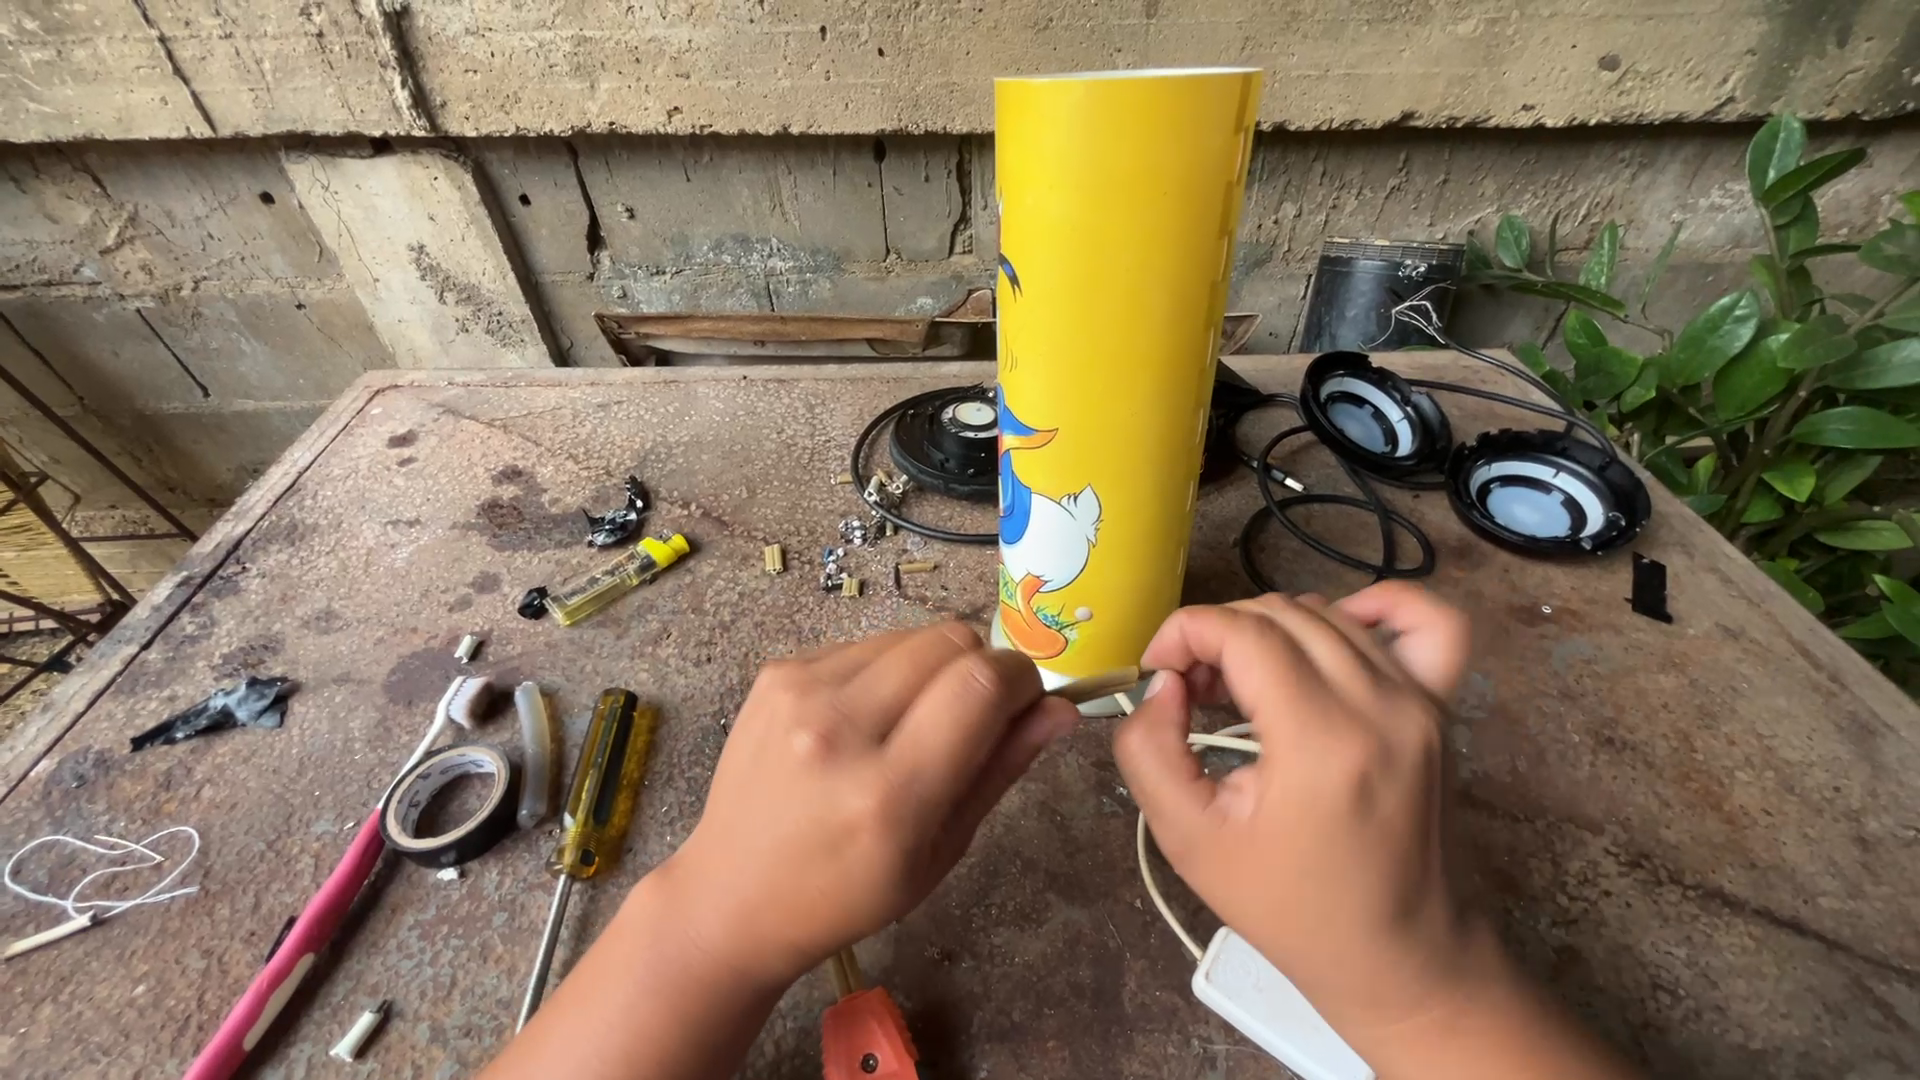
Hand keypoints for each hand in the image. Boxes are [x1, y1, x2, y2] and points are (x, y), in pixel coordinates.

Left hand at [658, 621, 1079, 987]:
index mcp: (888, 794)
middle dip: (982, 666)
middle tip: (971, 714)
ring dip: (933, 666)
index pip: (982, 684)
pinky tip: (865, 717)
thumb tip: (1061, 708)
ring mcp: (799, 690)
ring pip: (911, 634)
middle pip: (950, 640)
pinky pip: (866, 643)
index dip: (1021, 680)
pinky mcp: (777, 670)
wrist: (732, 893)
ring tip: (910, 721)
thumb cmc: (848, 892)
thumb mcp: (940, 851)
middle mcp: (839, 728)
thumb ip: (1002, 769)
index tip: (1022, 702)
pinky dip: (886, 669)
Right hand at [1112, 584, 1476, 1038]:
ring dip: (1265, 630)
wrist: (1401, 957)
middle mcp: (1380, 703)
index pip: (1240, 631)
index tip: (1156, 674)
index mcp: (1321, 740)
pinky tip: (1331, 633)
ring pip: (1325, 612)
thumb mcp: (1187, 840)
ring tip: (1239, 682)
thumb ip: (1147, 750)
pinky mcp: (1440, 705)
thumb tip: (1163, 685)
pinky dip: (1374, 606)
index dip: (1182, 634)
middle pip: (1277, 613)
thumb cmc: (1288, 905)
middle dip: (1215, 634)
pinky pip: (1425, 621)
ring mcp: (1420, 700)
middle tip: (1190, 691)